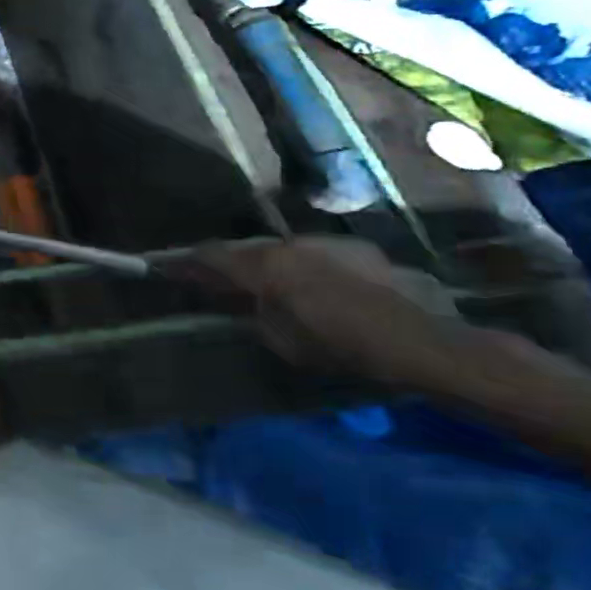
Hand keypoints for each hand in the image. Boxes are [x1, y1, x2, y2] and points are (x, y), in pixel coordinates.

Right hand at [183, 235, 469, 387]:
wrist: (423, 340)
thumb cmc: (342, 345)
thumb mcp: (283, 340)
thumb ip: (256, 316)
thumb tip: (248, 305)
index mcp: (263, 265)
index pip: (211, 256)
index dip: (186, 262)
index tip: (167, 265)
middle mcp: (289, 244)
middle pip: (248, 250)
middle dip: (232, 264)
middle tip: (223, 279)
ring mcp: (328, 243)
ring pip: (286, 251)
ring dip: (274, 265)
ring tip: (276, 285)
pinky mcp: (362, 250)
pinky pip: (321, 257)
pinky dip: (311, 269)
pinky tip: (325, 289)